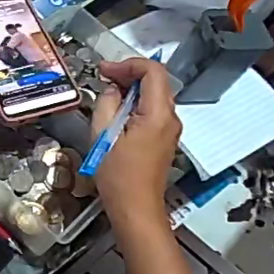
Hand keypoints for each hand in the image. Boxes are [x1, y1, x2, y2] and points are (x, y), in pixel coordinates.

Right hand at [89, 58, 180, 236]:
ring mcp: (170, 130)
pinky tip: (118, 113)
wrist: (136, 209)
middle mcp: (170, 118)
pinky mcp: (164, 139)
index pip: (152, 71)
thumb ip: (106, 103)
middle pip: (156, 81)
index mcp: (158, 115)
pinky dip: (136, 104)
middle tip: (103, 79)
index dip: (127, 64)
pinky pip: (153, 111)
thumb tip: (112, 89)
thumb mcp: (102, 136)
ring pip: (155, 95)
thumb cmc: (118, 177)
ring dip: (132, 89)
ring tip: (108, 94)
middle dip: (129, 74)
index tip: (104, 71)